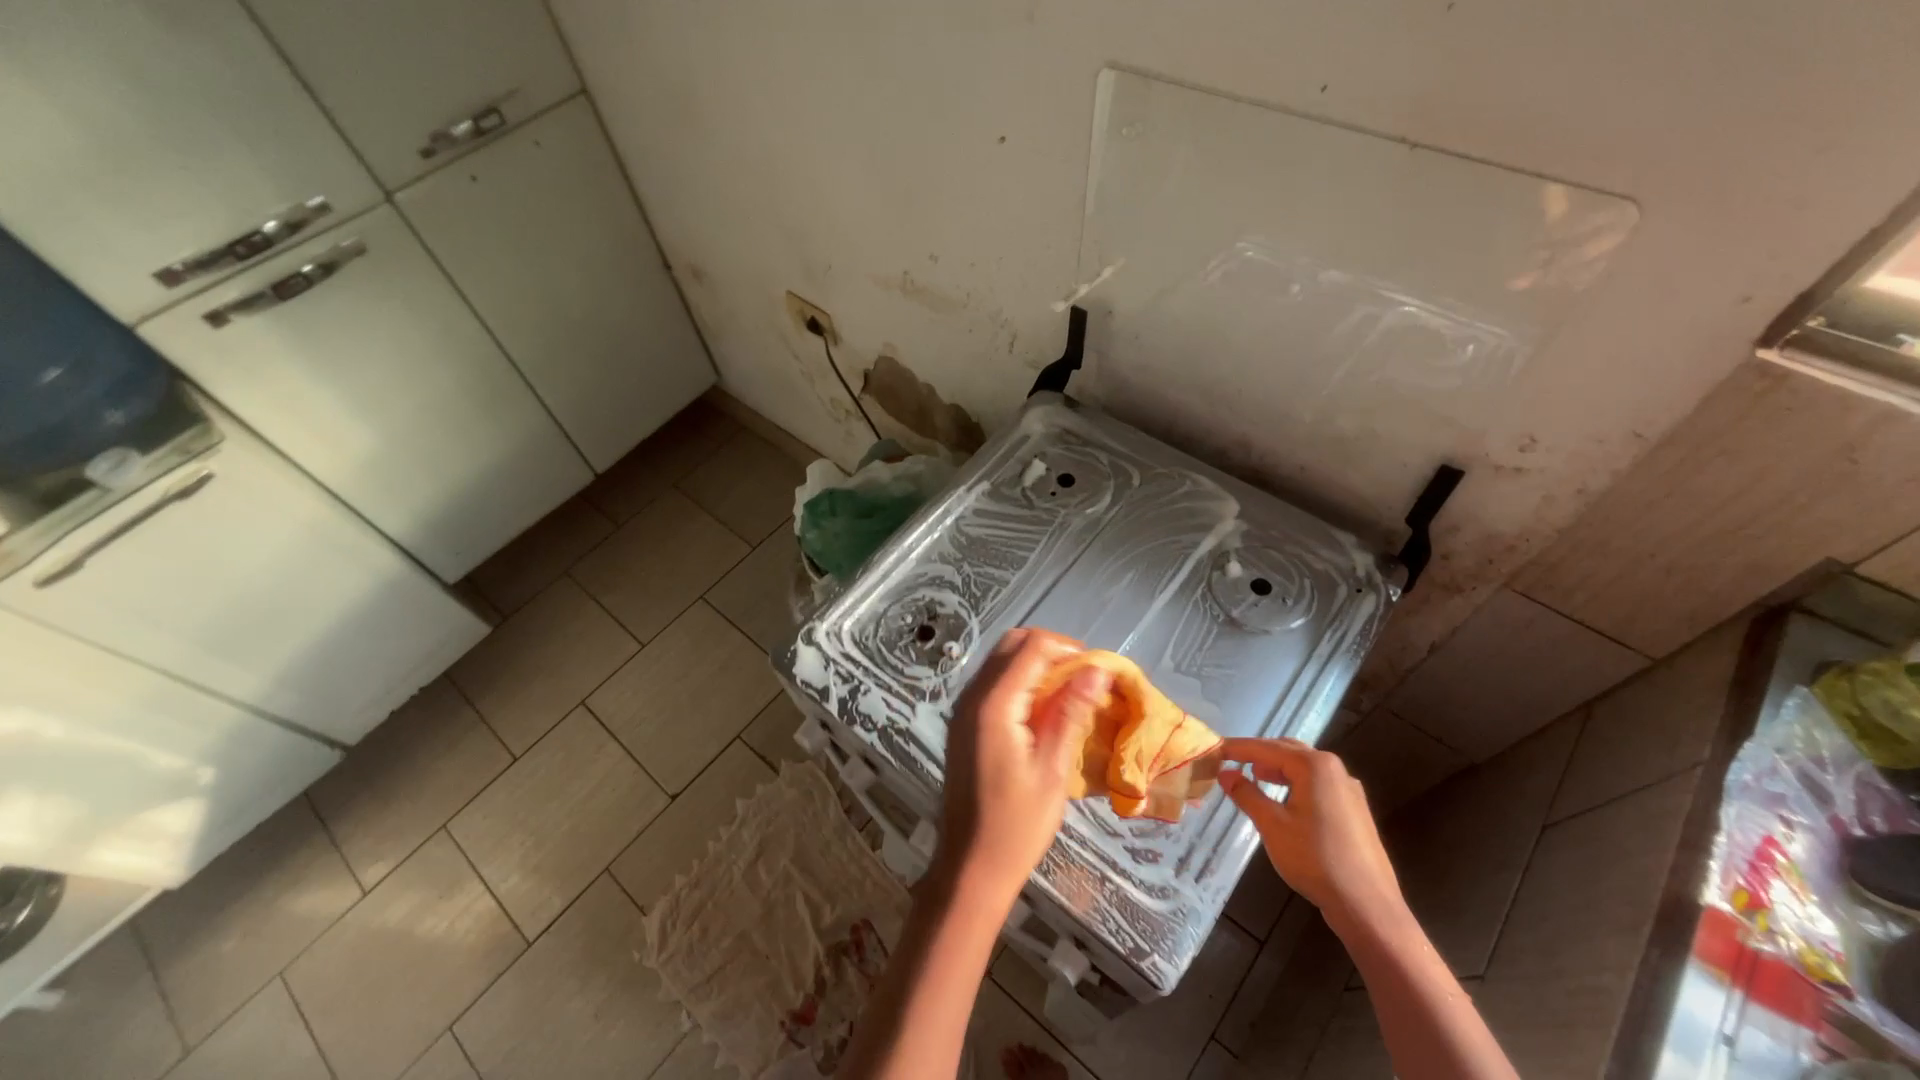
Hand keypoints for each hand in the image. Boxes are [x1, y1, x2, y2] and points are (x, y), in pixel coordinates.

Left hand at [934, 629, 1109, 899]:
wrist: (971, 865)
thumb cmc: (1017, 824)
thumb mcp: (1053, 768)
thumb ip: (1071, 712)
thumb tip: (1098, 670)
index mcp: (993, 704)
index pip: (1031, 647)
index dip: (1068, 649)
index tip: (1098, 672)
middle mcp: (971, 697)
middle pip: (1012, 645)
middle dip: (1052, 652)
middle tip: (1086, 680)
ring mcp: (963, 710)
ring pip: (1001, 663)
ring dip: (1036, 667)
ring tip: (1072, 696)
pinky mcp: (964, 725)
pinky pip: (993, 685)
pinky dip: (1021, 685)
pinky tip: (1045, 713)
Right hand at [1218, 738, 1405, 931]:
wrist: (1365, 902)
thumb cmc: (1314, 858)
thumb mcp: (1272, 825)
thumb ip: (1247, 794)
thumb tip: (1225, 774)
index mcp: (1314, 766)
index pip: (1267, 748)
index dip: (1238, 749)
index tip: (1215, 749)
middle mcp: (1335, 769)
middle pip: (1290, 751)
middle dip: (1260, 754)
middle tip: (1233, 762)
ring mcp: (1349, 789)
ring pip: (1306, 768)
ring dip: (1279, 768)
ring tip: (1257, 778)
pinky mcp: (1354, 809)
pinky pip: (1319, 784)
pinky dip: (1297, 783)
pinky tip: (1286, 801)